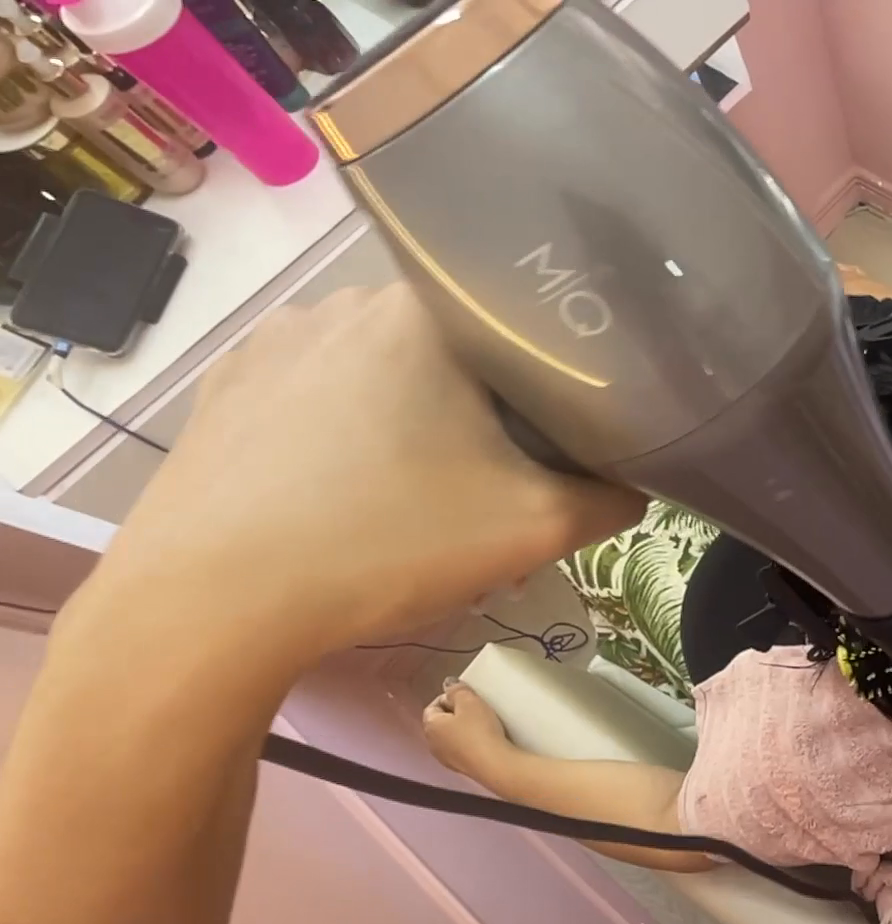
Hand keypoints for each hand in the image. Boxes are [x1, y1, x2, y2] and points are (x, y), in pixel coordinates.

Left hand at [85, 282, 648, 670]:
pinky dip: (367, 428)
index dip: (568, 389)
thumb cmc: (390, 542)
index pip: (534, 334)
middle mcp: (350, 304)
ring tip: (437, 491)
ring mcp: (280, 340)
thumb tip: (636, 487)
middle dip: (502, 413)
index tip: (574, 444)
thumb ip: (615, 499)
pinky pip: (335, 390)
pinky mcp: (233, 384)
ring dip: (434, 420)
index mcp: (428, 316)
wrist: (210, 607)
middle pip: (469, 354)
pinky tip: (363, 486)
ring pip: (401, 372)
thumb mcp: (540, 527)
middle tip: (511, 483)